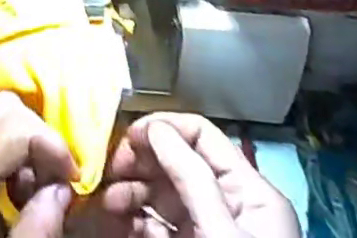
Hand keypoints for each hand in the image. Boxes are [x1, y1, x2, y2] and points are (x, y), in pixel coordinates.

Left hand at [0, 92, 79, 237]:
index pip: (17, 126)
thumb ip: (38, 228)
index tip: (75, 183)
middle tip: (56, 183)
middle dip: (38, 137)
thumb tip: (63, 189)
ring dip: (23, 145)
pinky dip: (6, 151)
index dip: (53, 147)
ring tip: (33, 194)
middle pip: (3, 107)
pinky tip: (13, 194)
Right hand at [96, 114, 298, 237]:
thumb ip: (191, 178)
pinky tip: (116, 223)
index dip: (162, 128)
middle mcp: (231, 207)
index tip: (125, 140)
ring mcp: (212, 236)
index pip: (202, 136)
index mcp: (250, 193)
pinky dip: (136, 221)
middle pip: (178, 162)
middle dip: (140, 162)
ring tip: (106, 203)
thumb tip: (155, 128)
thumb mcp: (222, 236)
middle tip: (106, 172)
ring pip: (164, 194)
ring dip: (131, 191)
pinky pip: (159, 228)